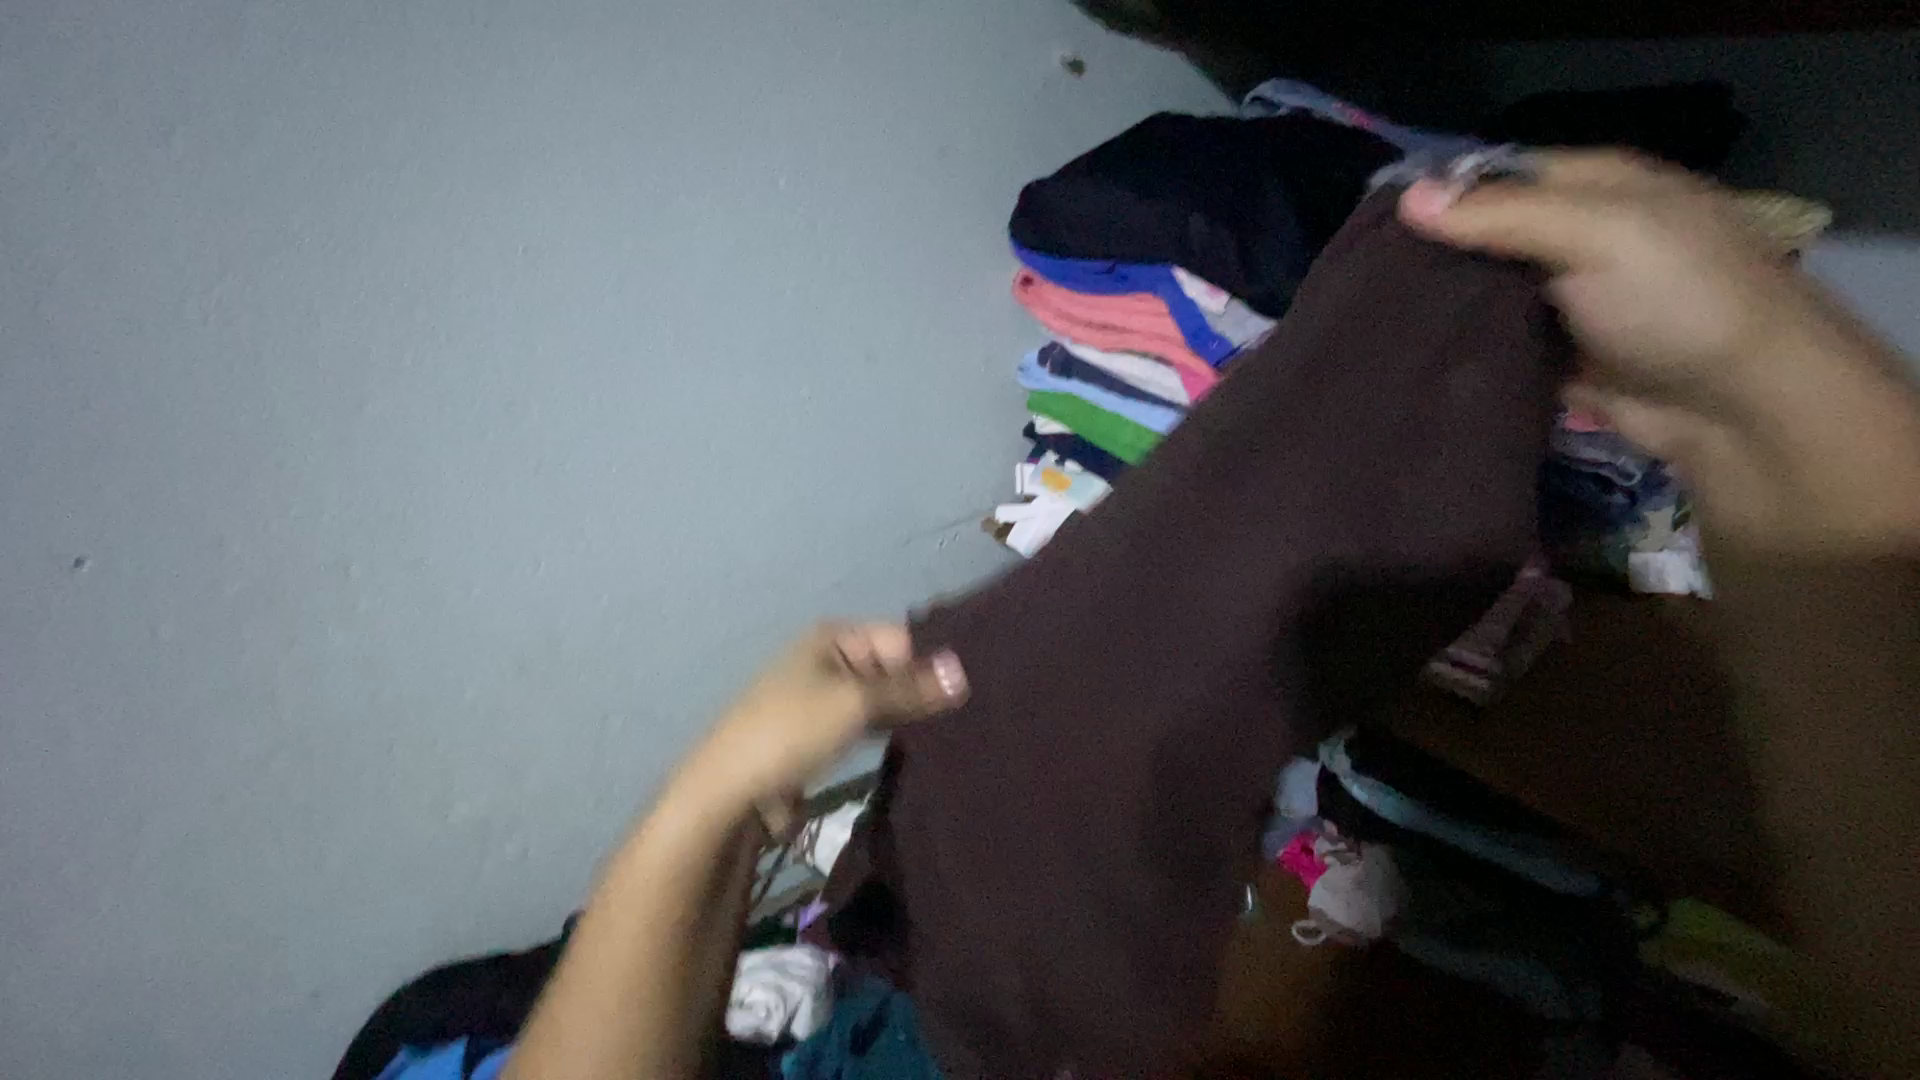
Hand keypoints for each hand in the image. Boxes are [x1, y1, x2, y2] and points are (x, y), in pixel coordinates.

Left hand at [674, 623, 966, 824]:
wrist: (727, 792)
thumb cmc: (791, 732)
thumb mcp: (856, 703)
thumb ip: (911, 689)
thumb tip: (963, 670)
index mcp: (832, 637)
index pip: (900, 638)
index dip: (930, 664)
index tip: (965, 694)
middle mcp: (827, 660)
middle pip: (889, 668)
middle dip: (920, 691)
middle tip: (963, 718)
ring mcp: (821, 699)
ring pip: (878, 700)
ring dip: (905, 717)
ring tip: (946, 735)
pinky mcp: (818, 736)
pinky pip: (863, 728)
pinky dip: (885, 736)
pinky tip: (914, 751)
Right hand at [1399, 149, 1919, 549]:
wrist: (1733, 406)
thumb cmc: (1678, 301)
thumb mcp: (1598, 236)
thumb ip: (1503, 216)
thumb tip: (1407, 197)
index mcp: (1592, 189)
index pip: (1495, 176)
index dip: (1437, 197)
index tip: (1372, 230)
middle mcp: (1571, 237)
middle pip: (1479, 237)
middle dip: (1427, 258)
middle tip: (1359, 283)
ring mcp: (1556, 299)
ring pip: (1475, 293)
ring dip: (1433, 308)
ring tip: (1368, 321)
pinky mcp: (1543, 353)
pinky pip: (1485, 342)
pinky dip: (1452, 348)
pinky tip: (1405, 355)